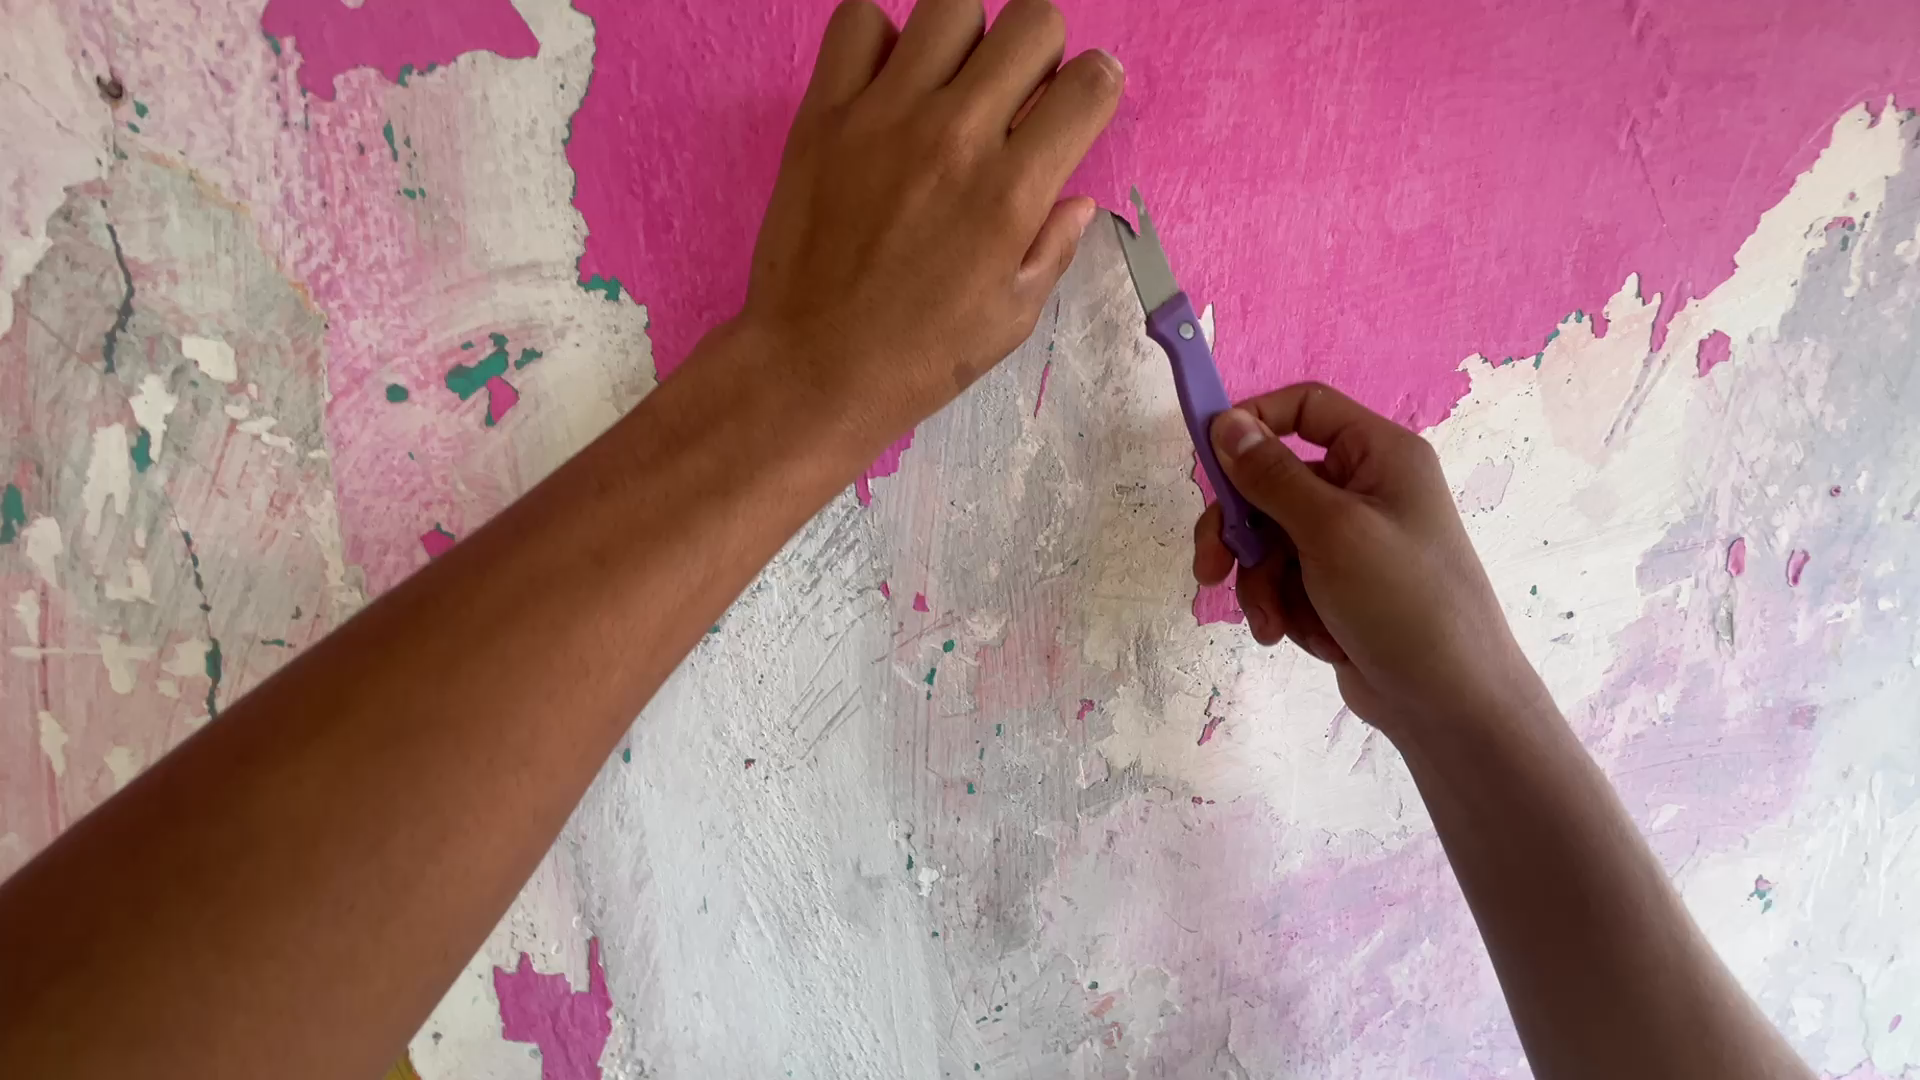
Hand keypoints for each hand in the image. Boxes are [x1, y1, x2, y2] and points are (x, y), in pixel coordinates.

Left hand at [736, 0, 1122, 451]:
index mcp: (1012, 192)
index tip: (1077, 114)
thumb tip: (1077, 200)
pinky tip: (888, 88)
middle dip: (1043, 54)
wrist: (815, 369)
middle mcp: (956, 135)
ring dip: (970, 39)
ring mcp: (884, 115)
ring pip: (953, 5)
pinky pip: (860, 22)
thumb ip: (1053, 250)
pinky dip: (882, 40)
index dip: (1097, 92)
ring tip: (953, 89)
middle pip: (1034, 21)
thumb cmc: (920, 359)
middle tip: (1017, 102)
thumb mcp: (1010, 321)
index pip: (1090, 85)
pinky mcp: (823, 114)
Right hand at [1193, 383, 1548, 737]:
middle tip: (1209, 568)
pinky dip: (1277, 604)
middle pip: (1269, 483)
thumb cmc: (1401, 601)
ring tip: (1272, 621)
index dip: (1253, 421)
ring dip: (1257, 581)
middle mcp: (1360, 489)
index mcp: (1376, 456)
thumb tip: (1224, 422)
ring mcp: (1345, 540)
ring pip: (1266, 538)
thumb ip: (1271, 475)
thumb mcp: (1329, 530)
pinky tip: (1292, 634)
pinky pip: (1279, 576)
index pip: (1304, 408)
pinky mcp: (1331, 583)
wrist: (1446, 704)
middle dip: (1237, 532)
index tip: (1206, 454)